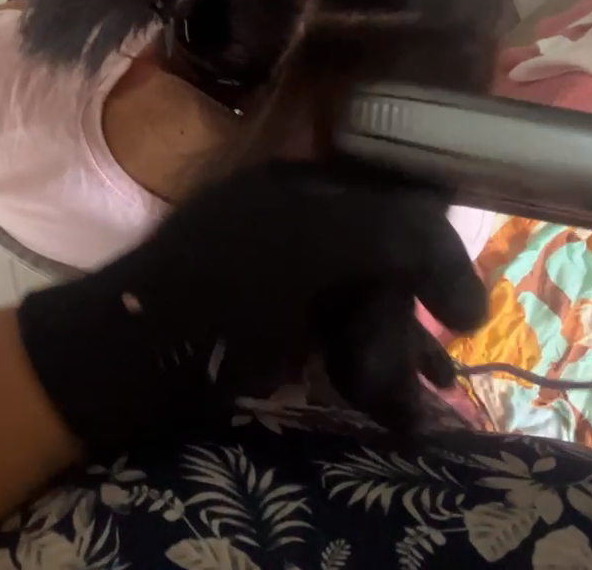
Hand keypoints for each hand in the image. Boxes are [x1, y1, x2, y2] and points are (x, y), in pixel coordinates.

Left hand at [16, 162, 488, 452]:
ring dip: (395, 348)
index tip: (465, 316)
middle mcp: (289, 224)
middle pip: (378, 263)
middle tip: (438, 370)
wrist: (125, 359)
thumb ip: (378, 228)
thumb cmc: (212, 294)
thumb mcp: (301, 246)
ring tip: (420, 399)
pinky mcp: (264, 324)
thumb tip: (437, 238)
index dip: (435, 254)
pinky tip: (393, 402)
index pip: (387, 205)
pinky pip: (332, 335)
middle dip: (411, 317)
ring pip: (359, 305)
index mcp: (293, 190)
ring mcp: (276, 276)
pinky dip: (365, 363)